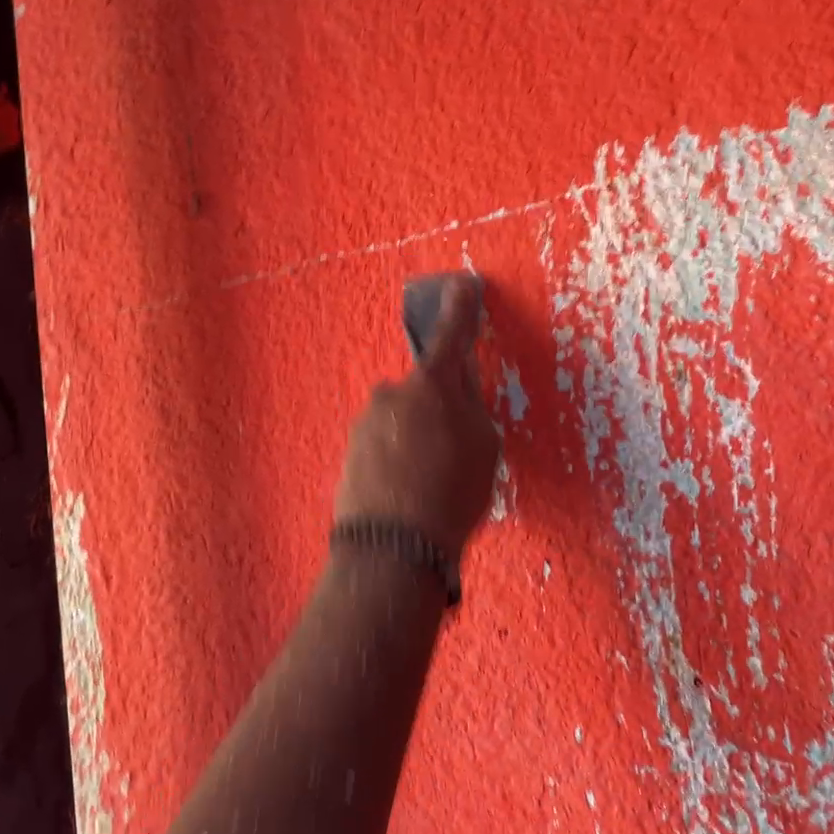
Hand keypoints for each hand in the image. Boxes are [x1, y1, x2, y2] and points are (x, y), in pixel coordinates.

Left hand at [335, 274, 501, 559]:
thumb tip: (459, 384)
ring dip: (416, 439)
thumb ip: (471, 406)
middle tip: (455, 453)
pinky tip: (407, 493)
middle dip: (439, 409)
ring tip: (429, 485)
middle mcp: (392, 393)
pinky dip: (397, 460)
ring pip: (402, 420)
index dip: (461, 309)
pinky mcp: (349, 451)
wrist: (392, 549)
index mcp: (431, 385)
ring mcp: (366, 421)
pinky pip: (383, 445)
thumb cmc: (452, 493)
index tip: (462, 284)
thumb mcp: (484, 447)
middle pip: (424, 390)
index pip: (453, 335)